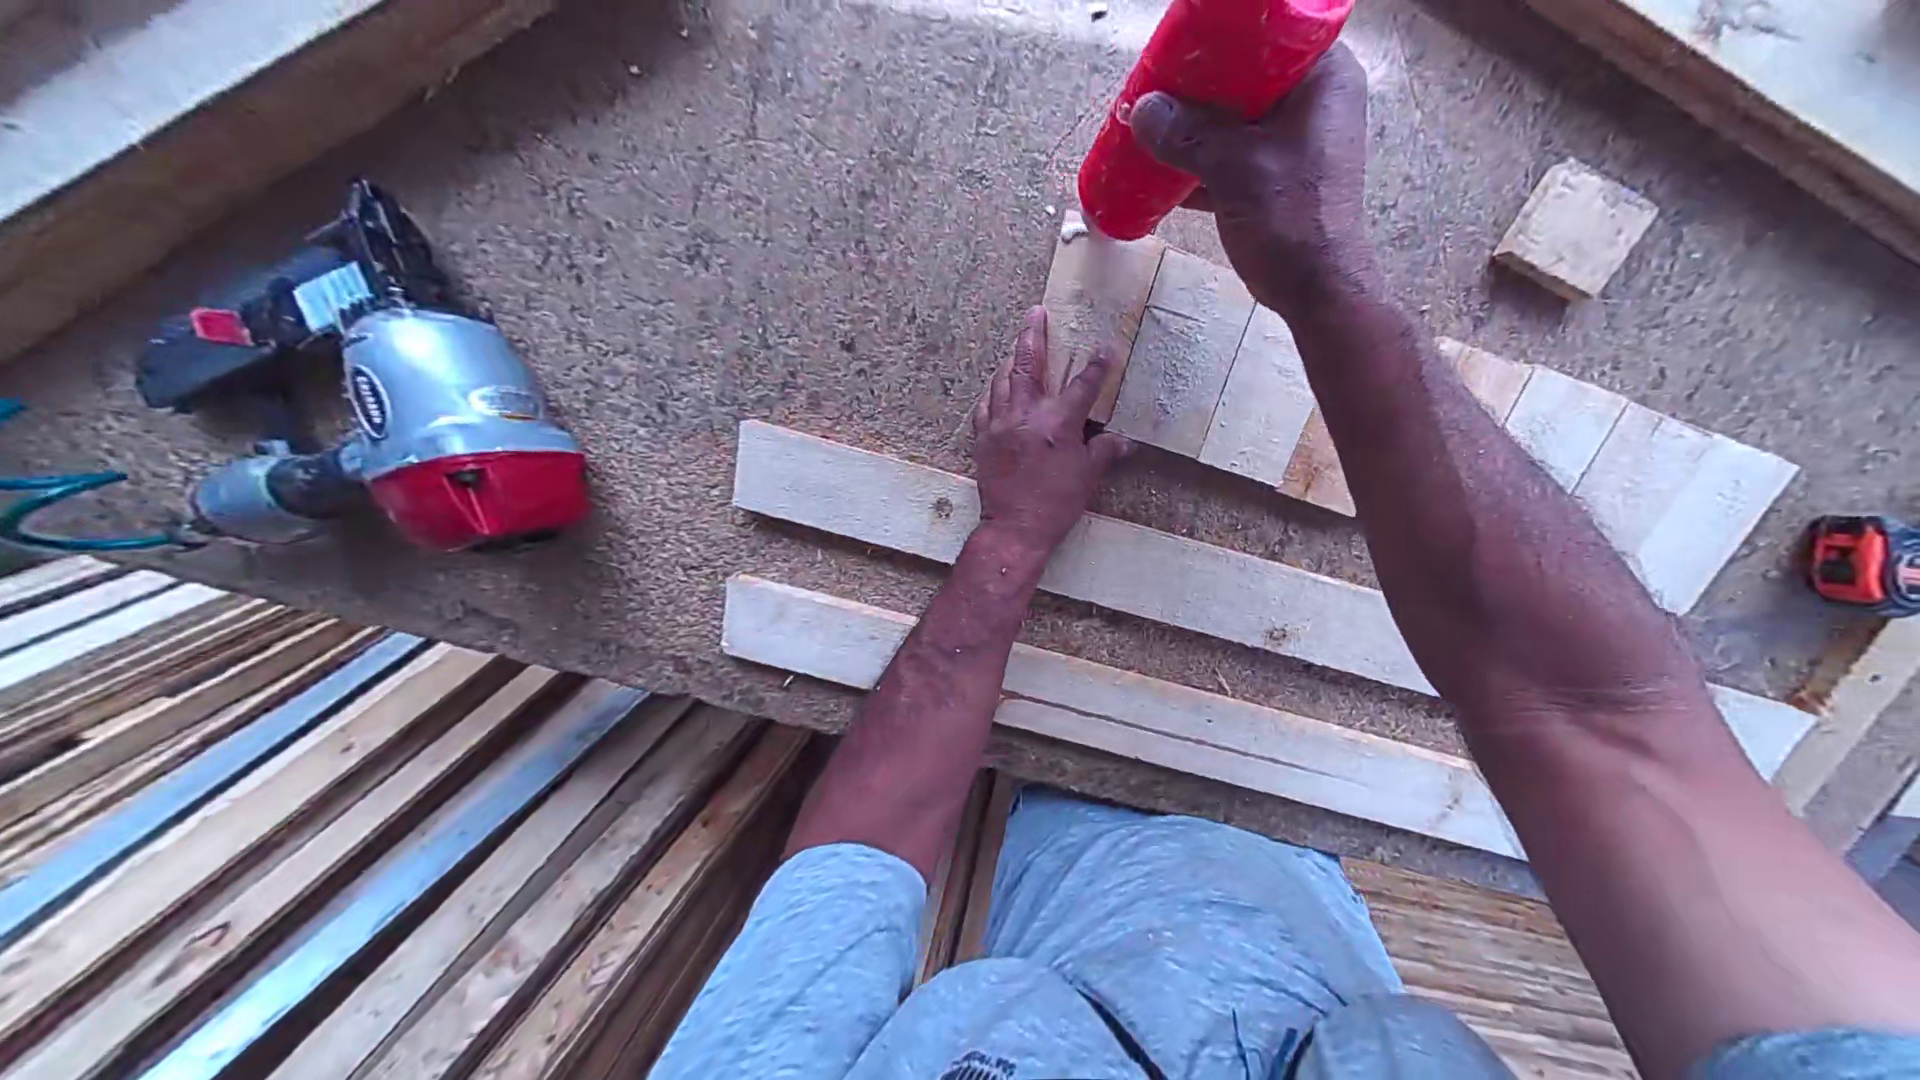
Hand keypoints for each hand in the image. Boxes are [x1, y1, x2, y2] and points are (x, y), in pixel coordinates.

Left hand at [970, 307, 1131, 559]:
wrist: (1014, 528)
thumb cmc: (1055, 504)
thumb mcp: (1088, 477)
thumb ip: (1106, 452)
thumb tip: (1124, 441)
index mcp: (1057, 422)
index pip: (1083, 385)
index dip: (1097, 366)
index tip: (1106, 349)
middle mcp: (1025, 416)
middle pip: (1028, 366)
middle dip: (1033, 336)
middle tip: (1035, 313)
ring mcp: (999, 426)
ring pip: (1002, 382)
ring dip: (1010, 361)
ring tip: (1016, 347)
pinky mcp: (983, 441)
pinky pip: (984, 407)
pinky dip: (991, 393)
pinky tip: (995, 389)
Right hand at [1126, 44, 1374, 320]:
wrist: (1312, 288)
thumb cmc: (1293, 222)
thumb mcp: (1239, 171)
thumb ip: (1191, 137)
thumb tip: (1142, 110)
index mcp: (1322, 78)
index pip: (1270, 33)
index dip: (1220, 41)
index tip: (1178, 51)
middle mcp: (1309, 101)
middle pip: (1242, 78)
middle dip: (1194, 89)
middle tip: (1154, 92)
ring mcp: (1288, 141)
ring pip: (1230, 120)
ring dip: (1190, 129)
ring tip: (1148, 130)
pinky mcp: (1269, 176)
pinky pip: (1226, 157)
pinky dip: (1195, 164)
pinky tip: (1159, 172)